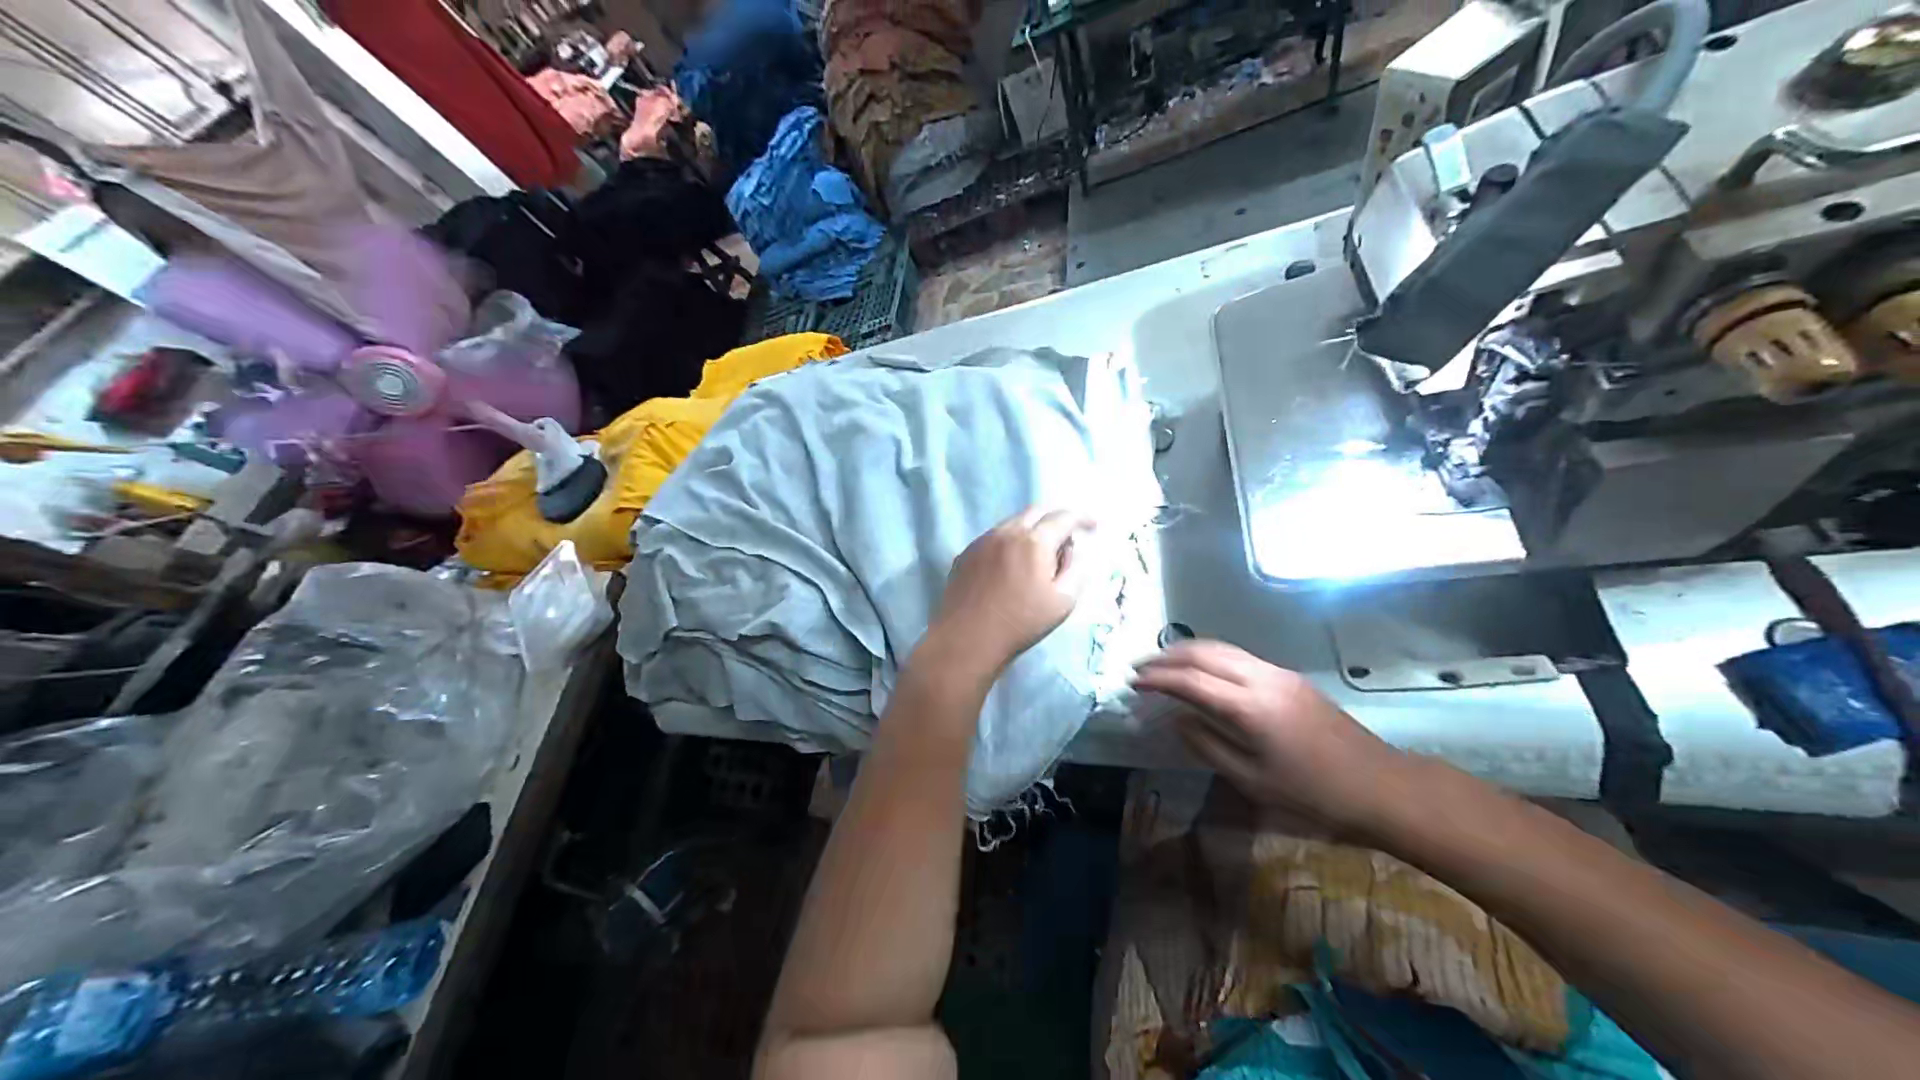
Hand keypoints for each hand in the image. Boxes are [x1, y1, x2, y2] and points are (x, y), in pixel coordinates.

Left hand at [925, 507, 1095, 675]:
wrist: (967, 638)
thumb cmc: (1021, 623)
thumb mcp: (1063, 602)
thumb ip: (1076, 570)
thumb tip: (1073, 551)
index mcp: (1034, 541)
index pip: (1064, 517)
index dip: (1082, 518)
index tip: (1093, 526)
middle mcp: (1007, 532)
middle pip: (1036, 511)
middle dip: (1056, 518)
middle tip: (1067, 536)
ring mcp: (982, 540)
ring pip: (1012, 522)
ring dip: (1031, 528)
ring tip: (1039, 551)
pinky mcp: (966, 553)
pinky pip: (994, 537)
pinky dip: (1010, 541)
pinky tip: (1011, 563)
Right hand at [1132, 641, 1414, 836]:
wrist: (1381, 786)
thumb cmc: (1313, 794)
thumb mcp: (1252, 781)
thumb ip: (1208, 746)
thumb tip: (1178, 720)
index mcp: (1250, 707)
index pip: (1191, 681)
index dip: (1158, 679)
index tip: (1133, 683)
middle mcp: (1262, 679)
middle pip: (1205, 653)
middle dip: (1167, 656)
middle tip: (1140, 667)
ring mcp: (1279, 674)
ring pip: (1223, 649)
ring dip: (1189, 652)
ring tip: (1162, 663)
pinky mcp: (1290, 679)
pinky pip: (1239, 656)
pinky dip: (1210, 657)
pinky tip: (1201, 671)